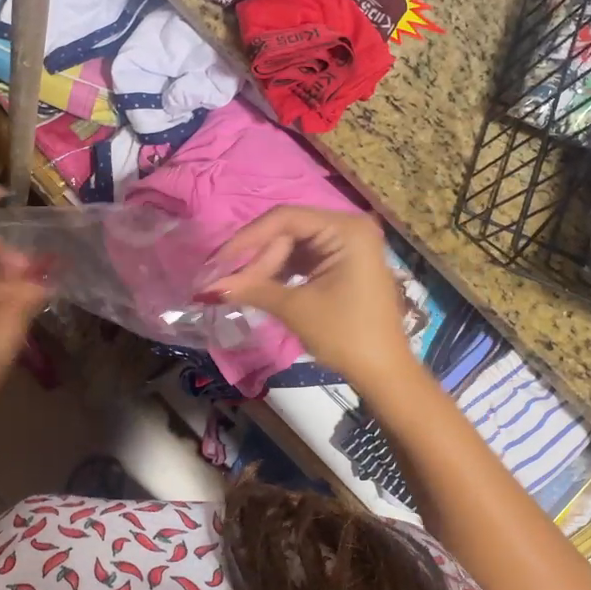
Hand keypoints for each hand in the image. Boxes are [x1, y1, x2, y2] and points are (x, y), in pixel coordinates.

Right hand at [201, 208, 415, 391]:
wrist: (383, 371)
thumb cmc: (345, 334)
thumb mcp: (296, 309)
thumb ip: (252, 289)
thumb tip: (207, 288)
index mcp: (346, 229)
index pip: (284, 219)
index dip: (246, 239)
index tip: (216, 262)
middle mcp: (348, 229)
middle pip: (288, 233)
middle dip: (257, 260)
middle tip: (229, 286)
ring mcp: (347, 247)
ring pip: (292, 247)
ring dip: (265, 269)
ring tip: (240, 290)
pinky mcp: (343, 266)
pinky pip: (303, 260)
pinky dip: (281, 275)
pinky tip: (260, 290)